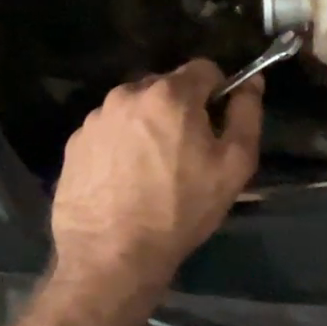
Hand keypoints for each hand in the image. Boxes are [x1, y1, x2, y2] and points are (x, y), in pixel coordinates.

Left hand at [51, 61, 261, 299]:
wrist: (111, 258)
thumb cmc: (182, 208)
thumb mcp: (235, 164)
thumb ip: (247, 113)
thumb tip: (252, 83)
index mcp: (170, 94)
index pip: (205, 68)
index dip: (218, 92)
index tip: (217, 124)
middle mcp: (128, 94)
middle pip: (167, 86)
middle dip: (182, 107)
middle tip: (188, 150)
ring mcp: (96, 118)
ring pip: (136, 106)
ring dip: (149, 123)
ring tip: (153, 167)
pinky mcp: (74, 144)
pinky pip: (110, 129)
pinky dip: (122, 142)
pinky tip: (126, 178)